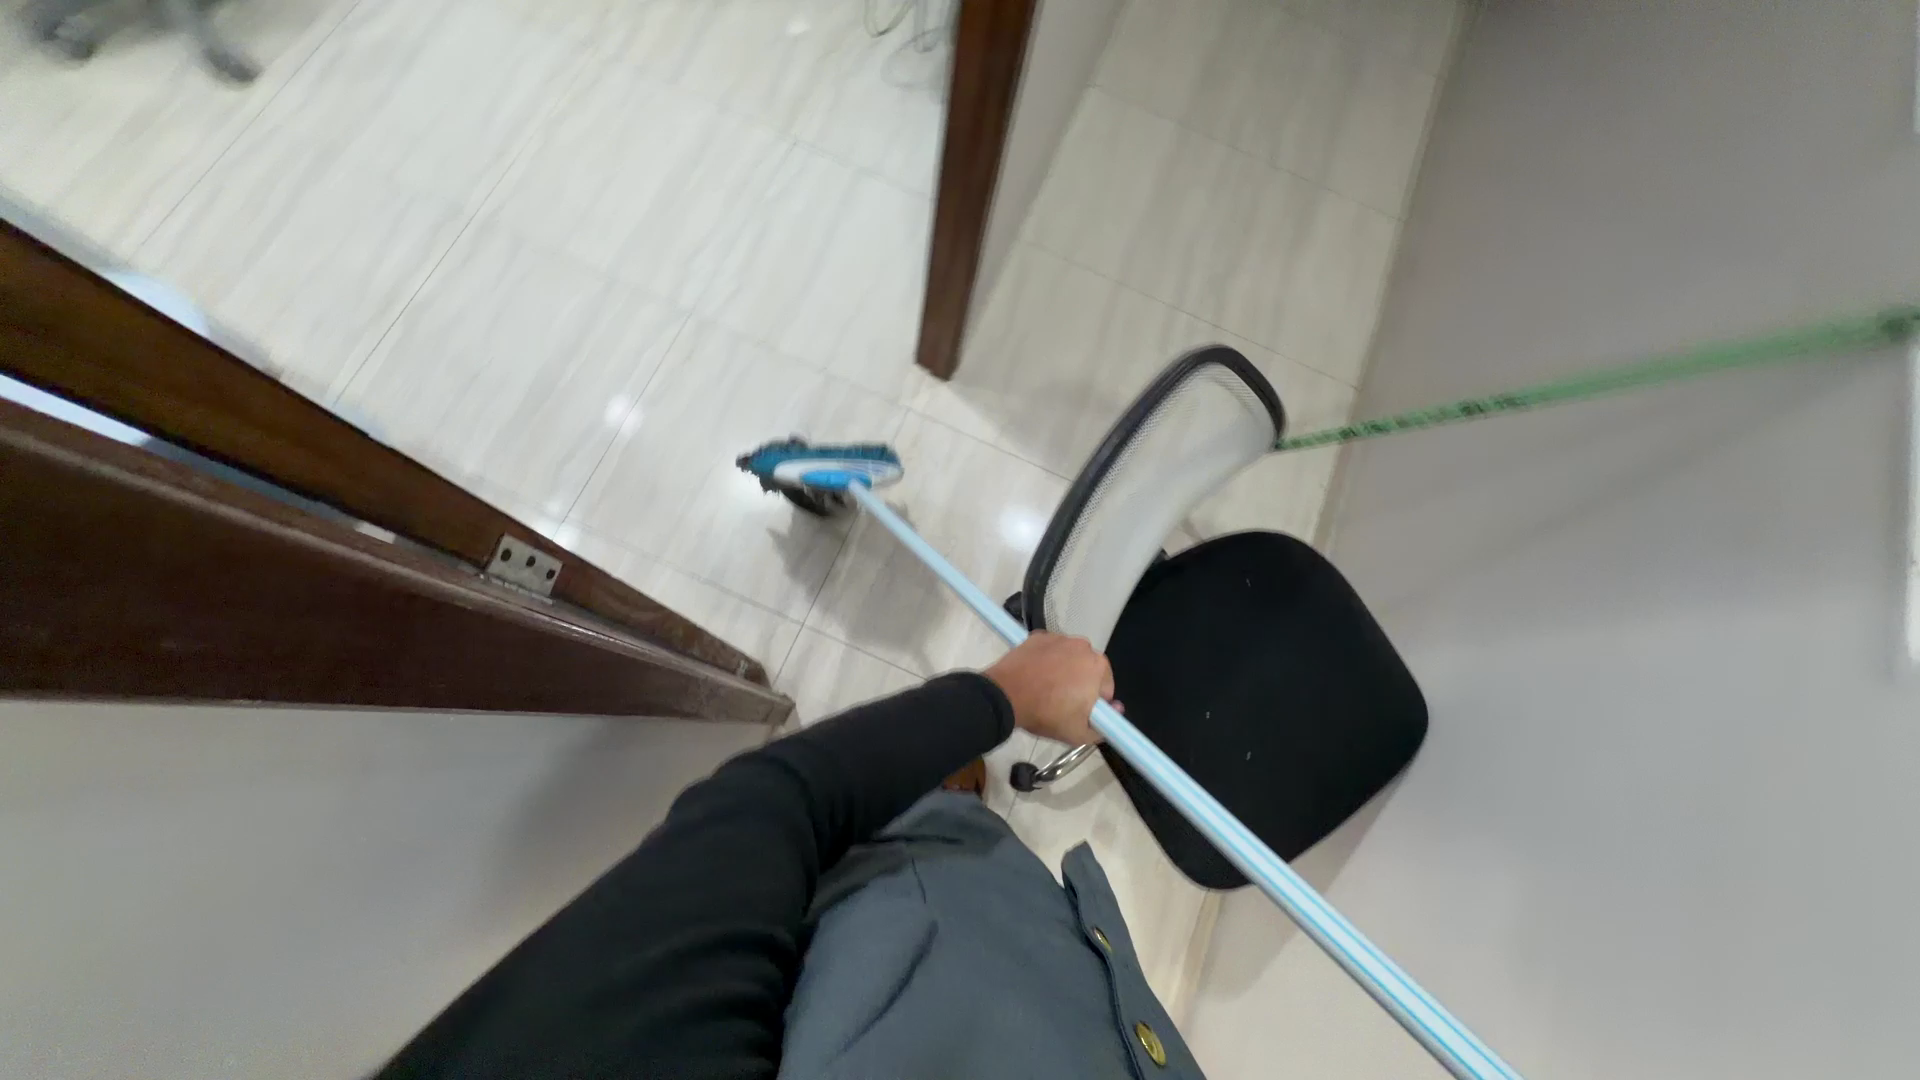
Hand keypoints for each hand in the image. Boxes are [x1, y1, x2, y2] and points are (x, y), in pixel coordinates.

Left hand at [982, 632, 1116, 746]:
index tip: (1079, 711)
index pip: (1105, 689)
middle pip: (1088, 669)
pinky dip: (1046, 659)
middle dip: (1080, 683)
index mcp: (1098, 666)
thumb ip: (1103, 728)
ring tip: (1046, 687)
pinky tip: (1035, 673)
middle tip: (1062, 701)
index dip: (1095, 703)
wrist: (1006, 695)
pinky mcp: (1038, 636)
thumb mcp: (1079, 734)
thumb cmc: (1046, 713)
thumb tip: (1115, 711)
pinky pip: (1049, 649)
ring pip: (1069, 657)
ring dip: (1064, 669)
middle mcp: (1083, 646)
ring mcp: (1059, 638)